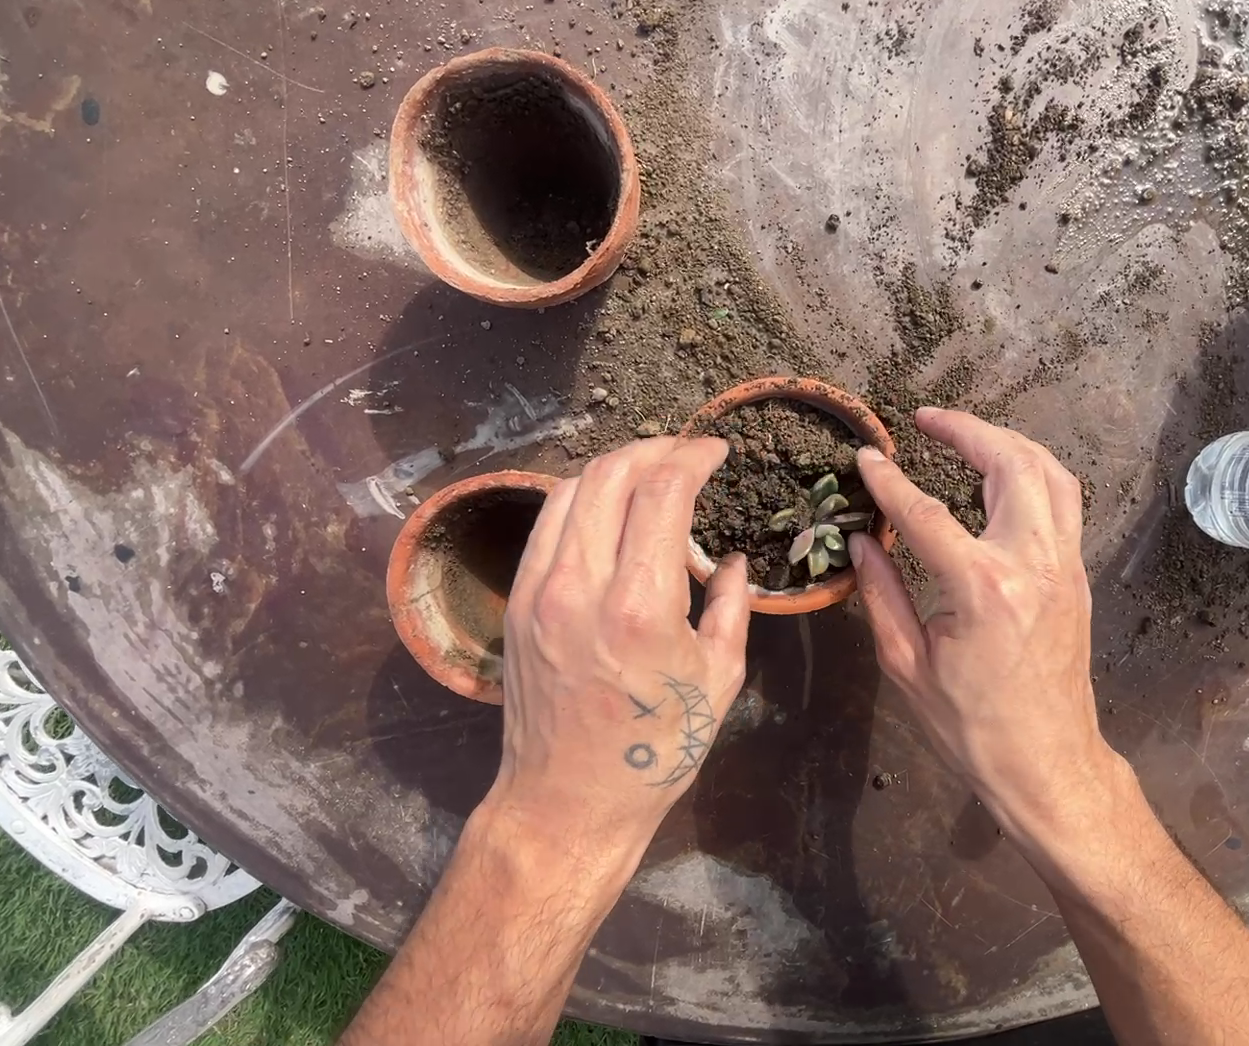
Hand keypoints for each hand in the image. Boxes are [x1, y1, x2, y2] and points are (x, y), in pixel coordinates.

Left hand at [487, 436, 752, 851]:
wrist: (567, 800)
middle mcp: (582, 584)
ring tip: (651, 470)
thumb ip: (731, 606)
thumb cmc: (657, 749)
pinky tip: (608, 504)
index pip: (662, 491)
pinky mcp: (517, 600)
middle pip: (611, 473)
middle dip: (656, 448)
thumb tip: (731, 561)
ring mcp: (539, 589)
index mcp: (642, 605)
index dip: (693, 456)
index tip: (717, 451)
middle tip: (688, 453)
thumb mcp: (719, 679)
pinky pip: (548, 521)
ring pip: (571, 487)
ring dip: (617, 465)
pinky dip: (582, 495)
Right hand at [849, 408, 1112, 847]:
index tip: (865, 457)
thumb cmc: (970, 727)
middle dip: (967, 430)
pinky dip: (1033, 471)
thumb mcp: (907, 665)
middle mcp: (1033, 563)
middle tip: (927, 419)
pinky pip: (1064, 500)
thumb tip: (860, 540)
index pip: (926, 512)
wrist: (1049, 765)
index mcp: (982, 588)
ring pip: (1050, 473)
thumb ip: (881, 593)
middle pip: (1010, 465)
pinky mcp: (1078, 575)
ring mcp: (1066, 565)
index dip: (890, 481)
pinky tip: (1003, 474)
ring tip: (965, 434)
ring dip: (1007, 442)